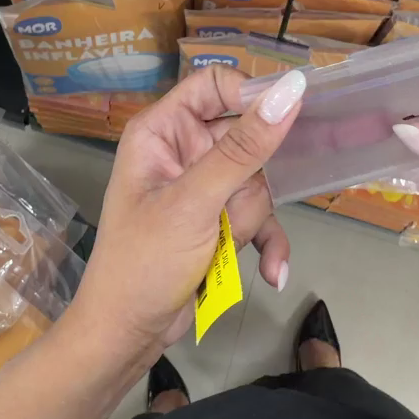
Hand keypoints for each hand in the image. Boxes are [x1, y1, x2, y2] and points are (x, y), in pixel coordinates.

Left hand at [71, 66, 305, 358]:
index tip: (287, 123)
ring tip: (221, 249)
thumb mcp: (195, 203)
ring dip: (250, 222)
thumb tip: (291, 89)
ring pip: (256, 184)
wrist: (127, 333)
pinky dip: (265, 244)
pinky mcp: (216, 222)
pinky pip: (259, 219)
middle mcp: (181, 152)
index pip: (215, 86)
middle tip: (228, 216)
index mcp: (161, 132)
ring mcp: (200, 189)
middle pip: (246, 141)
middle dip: (248, 187)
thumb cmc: (144, 262)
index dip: (251, 97)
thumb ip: (244, 147)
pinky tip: (272, 273)